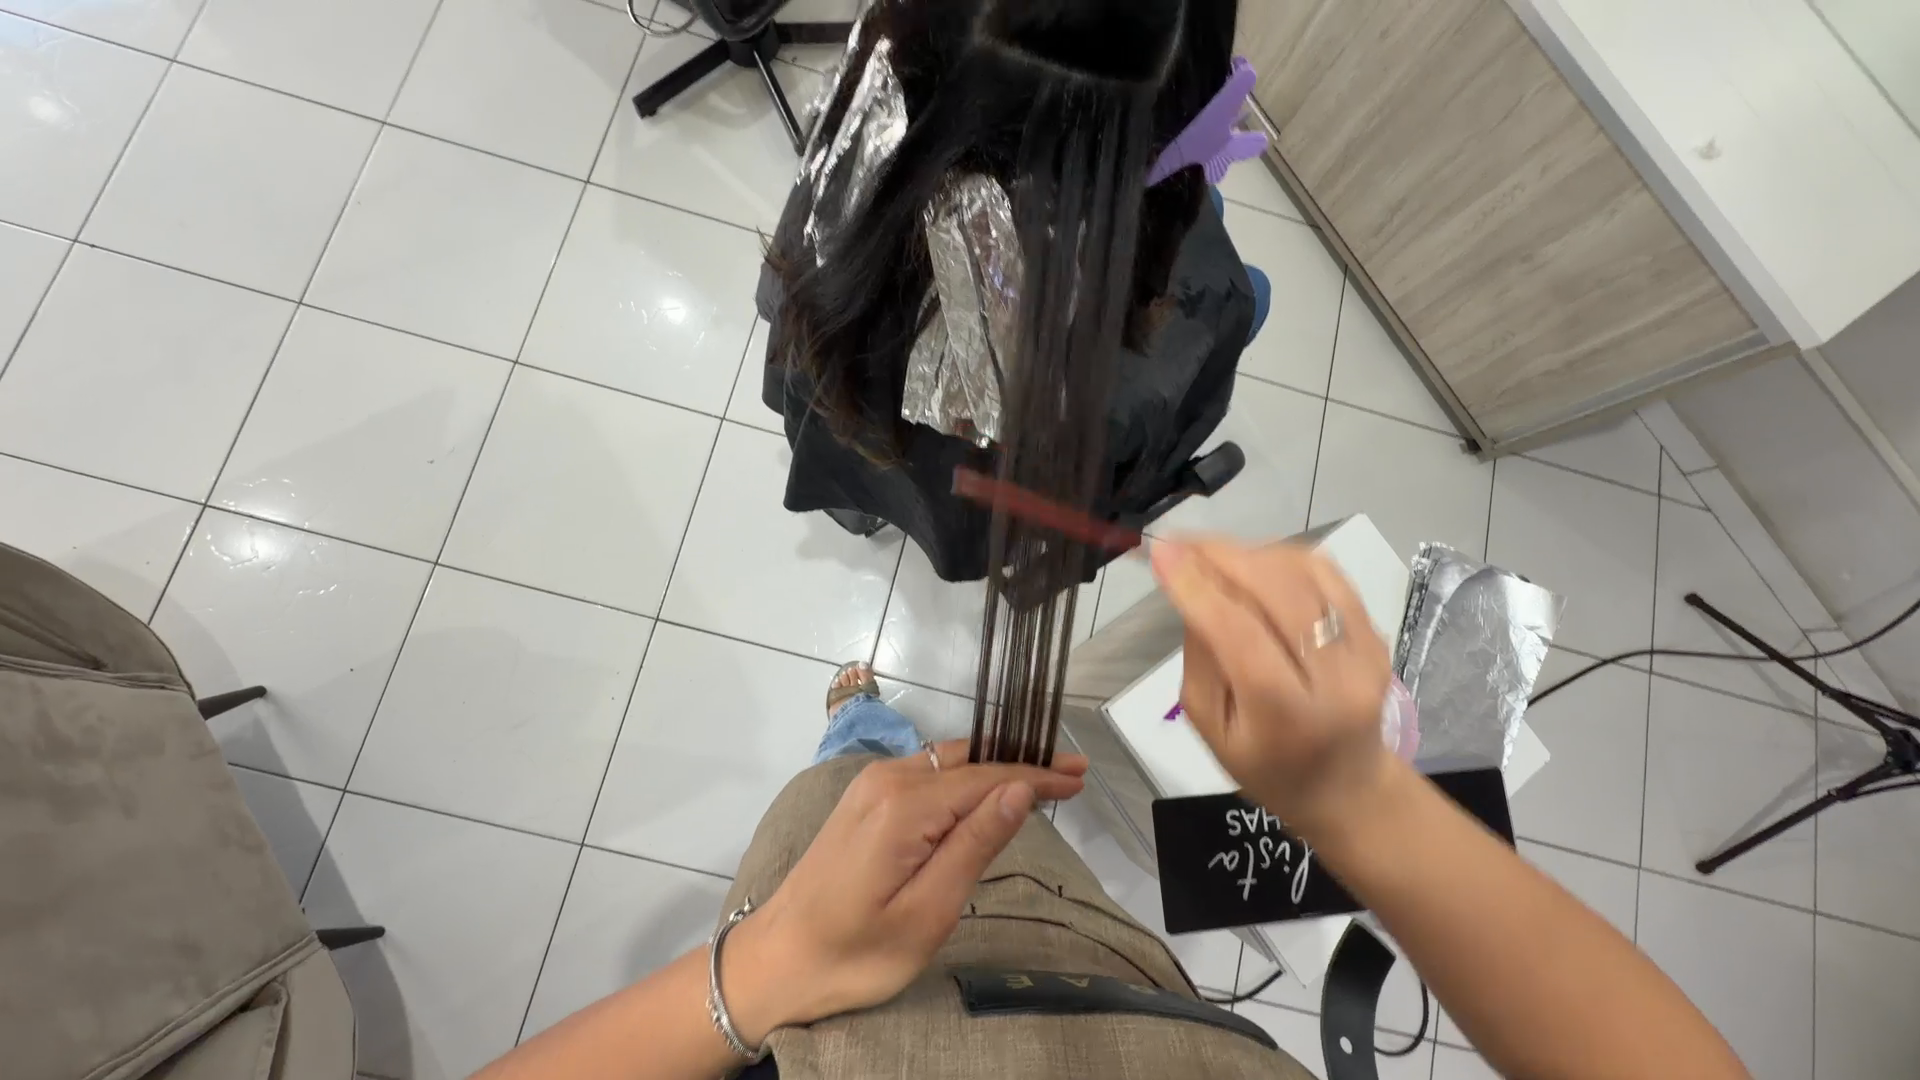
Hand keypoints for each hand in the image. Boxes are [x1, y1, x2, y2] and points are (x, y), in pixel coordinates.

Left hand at [721, 742, 1087, 1041]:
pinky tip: (988, 792)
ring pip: (948, 762)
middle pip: (970, 760)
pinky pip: (927, 774)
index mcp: (905, 804)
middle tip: (1073, 774)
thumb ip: (974, 844)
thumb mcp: (927, 912)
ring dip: (995, 769)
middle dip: (1022, 764)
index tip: (1080, 778)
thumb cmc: (855, 953)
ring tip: (1042, 780)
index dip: (1037, 776)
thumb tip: (1018, 789)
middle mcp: (888, 778)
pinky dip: (965, 778)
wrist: (776, 961)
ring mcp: (871, 784)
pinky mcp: (864, 798)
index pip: (987, 777)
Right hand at [1150, 538, 1393, 830]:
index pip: (1240, 635)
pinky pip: (1327, 573)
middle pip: (1279, 592)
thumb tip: (1192, 589)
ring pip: (1305, 572)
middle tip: (1179, 542)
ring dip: (1249, 552)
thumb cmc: (1265, 765)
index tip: (1160, 553)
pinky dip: (1282, 556)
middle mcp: (1336, 678)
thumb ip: (1201, 658)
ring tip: (1210, 554)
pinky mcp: (1376, 631)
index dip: (1197, 588)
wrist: (1346, 787)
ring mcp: (1365, 650)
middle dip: (1222, 556)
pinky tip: (1252, 561)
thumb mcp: (1210, 727)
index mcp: (1288, 716)